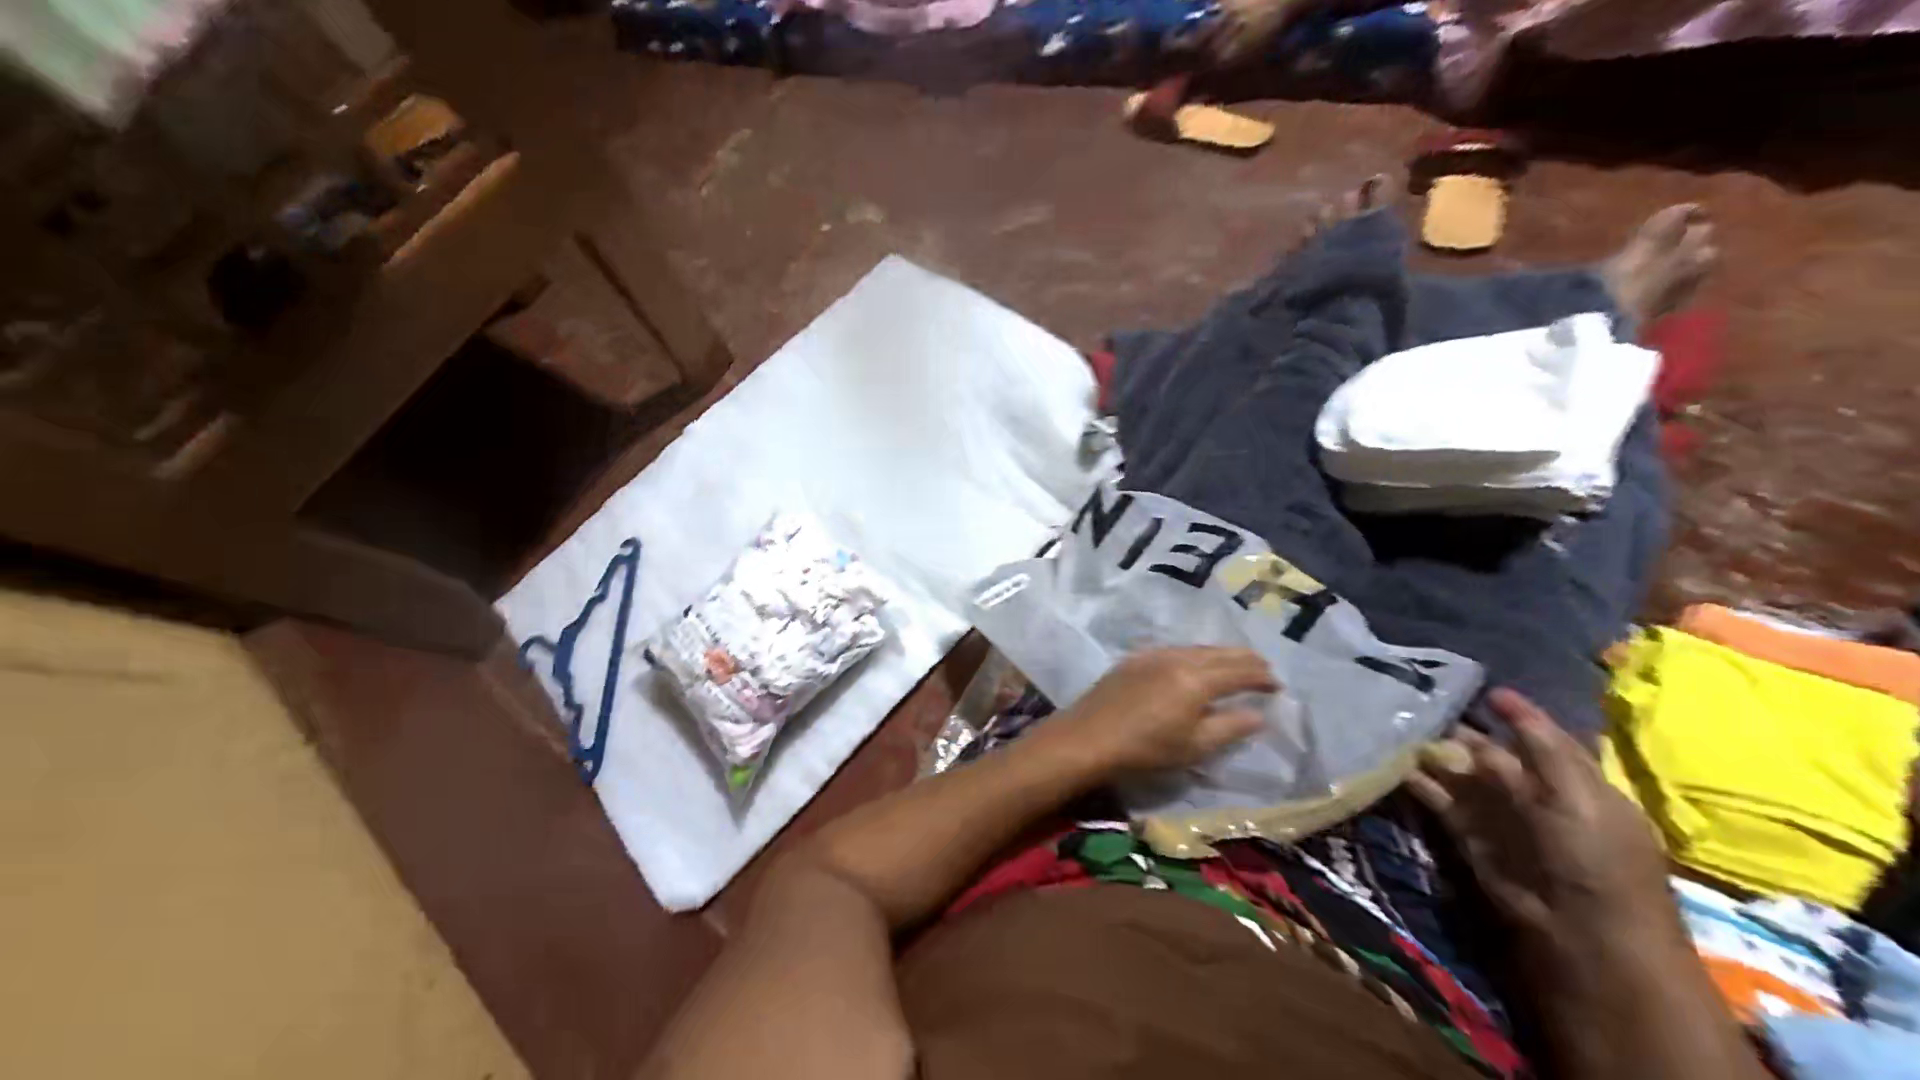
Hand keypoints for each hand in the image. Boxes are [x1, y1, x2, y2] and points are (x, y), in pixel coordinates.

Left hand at [1046, 647, 1277, 773]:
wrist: (1089, 736)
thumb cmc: (1146, 748)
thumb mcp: (1195, 746)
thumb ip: (1230, 727)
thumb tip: (1258, 714)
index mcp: (1197, 679)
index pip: (1239, 672)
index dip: (1261, 677)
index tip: (1278, 684)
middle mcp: (1178, 658)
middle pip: (1219, 653)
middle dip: (1245, 659)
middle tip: (1263, 667)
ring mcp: (1154, 655)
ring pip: (1196, 648)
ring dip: (1219, 655)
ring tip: (1234, 664)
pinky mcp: (1135, 659)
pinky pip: (1175, 650)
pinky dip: (1194, 654)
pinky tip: (1194, 663)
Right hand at [1406, 688, 1675, 951]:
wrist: (1578, 929)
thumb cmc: (1593, 855)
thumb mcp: (1578, 792)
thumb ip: (1540, 745)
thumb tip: (1500, 698)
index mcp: (1575, 783)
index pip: (1542, 739)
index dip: (1517, 715)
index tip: (1484, 691)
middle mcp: (1535, 795)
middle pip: (1493, 754)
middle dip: (1464, 731)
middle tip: (1425, 705)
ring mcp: (1498, 816)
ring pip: (1462, 774)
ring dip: (1436, 754)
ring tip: (1403, 729)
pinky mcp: (1467, 835)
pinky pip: (1440, 800)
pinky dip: (1419, 783)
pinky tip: (1397, 764)